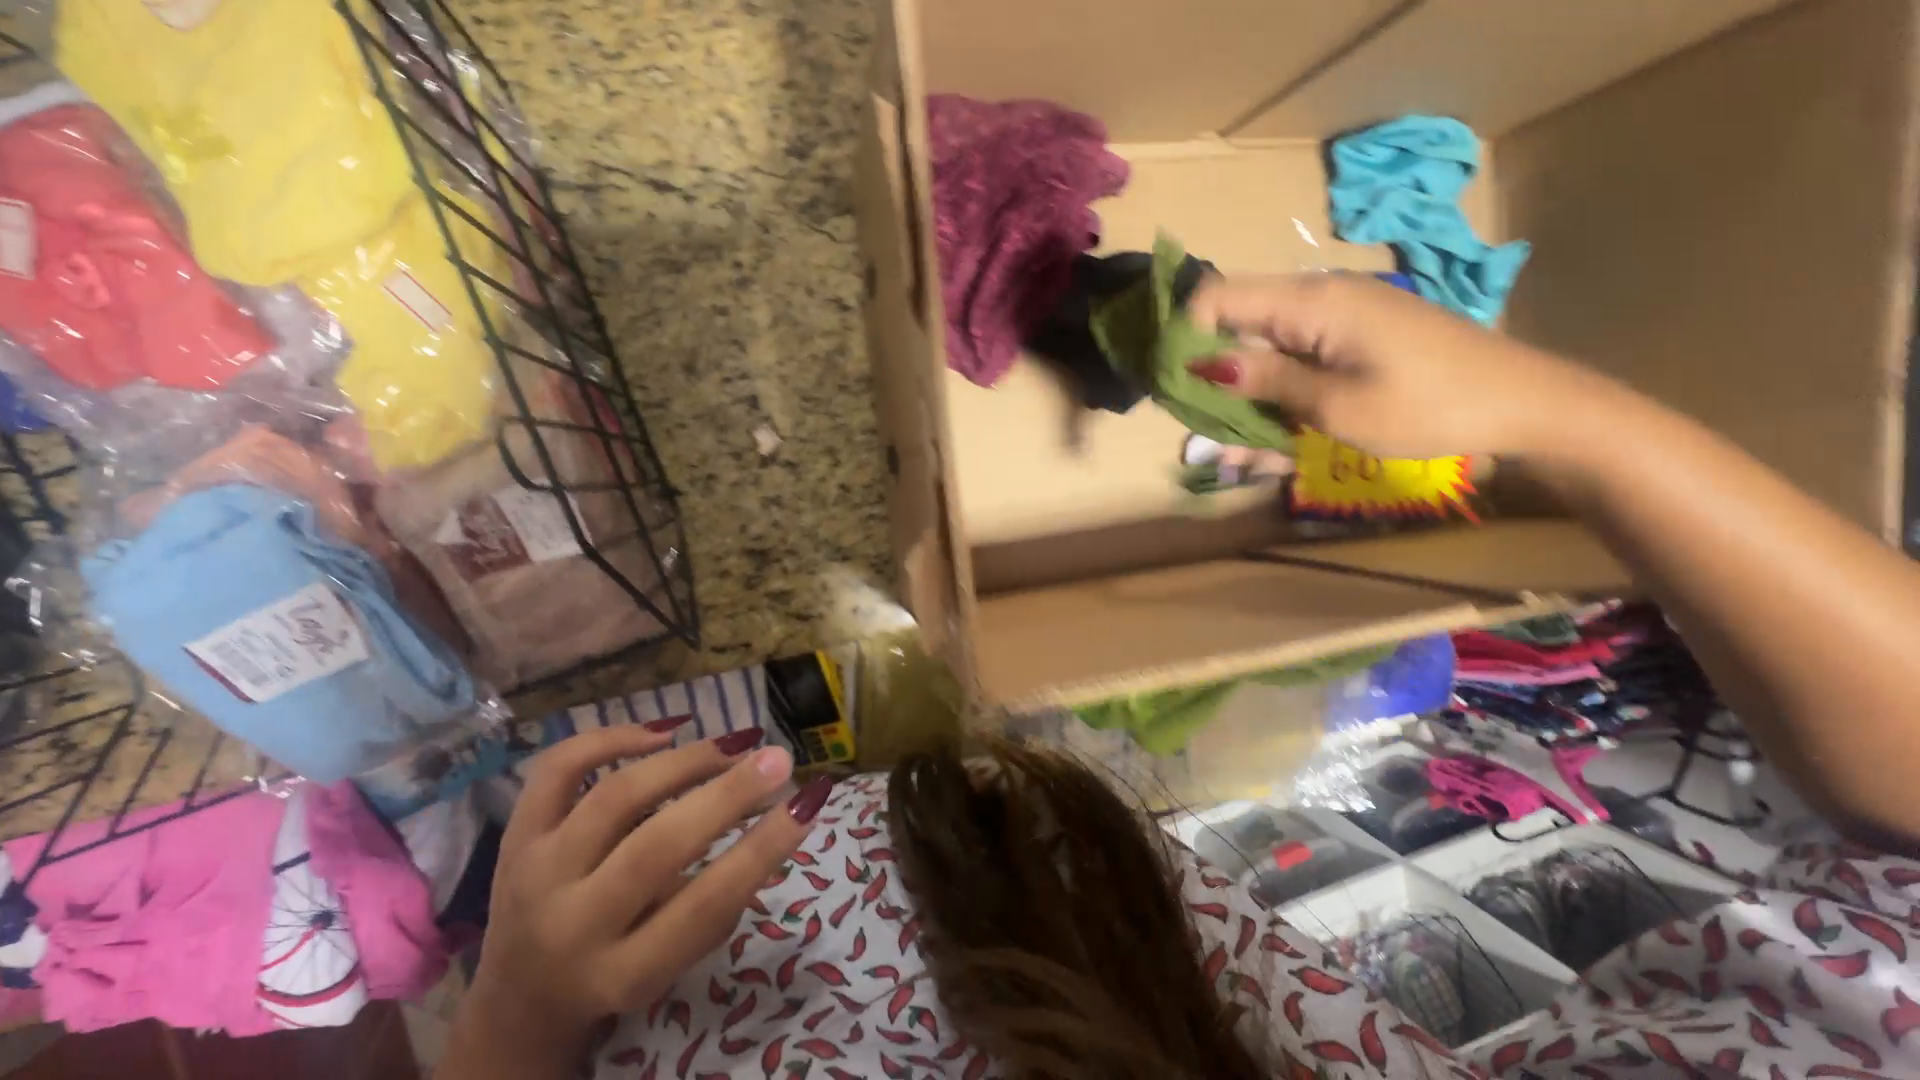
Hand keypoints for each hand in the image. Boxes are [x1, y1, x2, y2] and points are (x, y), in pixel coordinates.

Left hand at [445, 723, 828, 1075]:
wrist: (520, 999)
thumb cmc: (619, 975)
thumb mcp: (673, 964)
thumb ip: (719, 902)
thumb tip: (776, 816)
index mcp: (622, 972)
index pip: (703, 905)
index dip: (762, 850)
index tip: (808, 803)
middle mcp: (571, 923)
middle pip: (656, 846)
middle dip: (726, 795)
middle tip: (778, 759)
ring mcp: (535, 873)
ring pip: (614, 798)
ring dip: (684, 762)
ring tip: (734, 743)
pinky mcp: (514, 836)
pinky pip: (557, 771)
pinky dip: (610, 739)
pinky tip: (663, 730)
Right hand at [1184, 273, 1615, 459]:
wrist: (1526, 404)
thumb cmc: (1428, 406)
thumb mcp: (1336, 405)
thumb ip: (1266, 383)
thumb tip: (1202, 367)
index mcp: (1311, 301)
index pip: (1217, 297)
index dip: (1184, 336)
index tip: (1172, 387)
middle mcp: (1320, 298)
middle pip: (1238, 326)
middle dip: (1211, 378)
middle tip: (1201, 432)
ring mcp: (1341, 319)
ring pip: (1267, 352)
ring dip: (1247, 399)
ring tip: (1241, 456)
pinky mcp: (1358, 340)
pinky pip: (1301, 363)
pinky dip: (1283, 399)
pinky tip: (1278, 445)